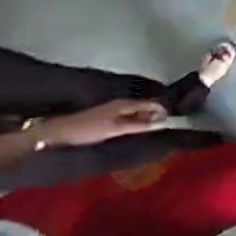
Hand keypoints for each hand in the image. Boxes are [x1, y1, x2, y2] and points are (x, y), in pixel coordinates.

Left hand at [28, 99, 169, 147]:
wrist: (60, 132)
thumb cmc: (89, 129)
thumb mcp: (116, 129)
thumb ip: (139, 125)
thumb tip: (162, 122)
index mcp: (125, 104)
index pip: (152, 103)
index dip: (164, 110)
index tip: (175, 121)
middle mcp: (122, 104)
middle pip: (146, 107)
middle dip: (158, 115)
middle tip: (169, 128)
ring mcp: (115, 111)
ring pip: (138, 113)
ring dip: (148, 120)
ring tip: (157, 131)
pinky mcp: (109, 118)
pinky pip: (130, 118)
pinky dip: (138, 123)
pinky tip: (138, 132)